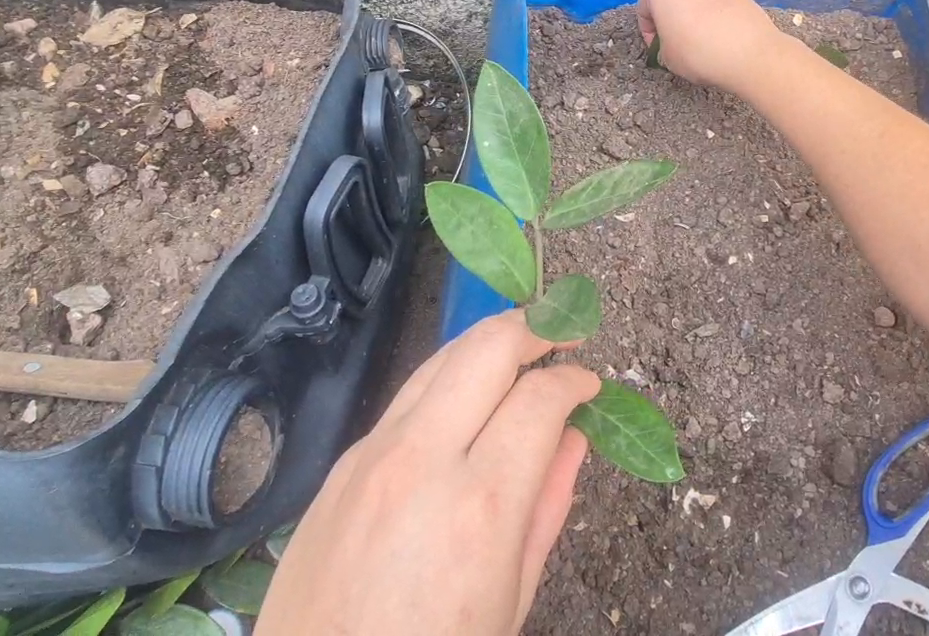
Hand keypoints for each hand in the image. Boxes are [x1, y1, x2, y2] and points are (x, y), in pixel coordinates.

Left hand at [258, 311, 599, 635]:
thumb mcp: (511, 600)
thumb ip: (547, 506)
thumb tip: (571, 437)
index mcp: (480, 505)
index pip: (539, 399)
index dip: (573, 381)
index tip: (588, 384)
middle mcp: (423, 460)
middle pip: (487, 349)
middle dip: (534, 329)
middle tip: (562, 338)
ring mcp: (372, 456)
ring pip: (441, 358)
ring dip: (488, 343)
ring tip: (520, 350)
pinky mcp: (340, 465)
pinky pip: (405, 399)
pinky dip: (447, 382)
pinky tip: (464, 402)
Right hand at [636, 0, 791, 90]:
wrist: (750, 53)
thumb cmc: (699, 55)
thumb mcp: (668, 58)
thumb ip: (662, 44)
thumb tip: (673, 39)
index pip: (644, 7)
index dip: (647, 30)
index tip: (657, 47)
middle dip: (670, 16)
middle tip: (676, 40)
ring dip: (692, 12)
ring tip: (701, 37)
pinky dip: (712, 12)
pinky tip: (720, 32)